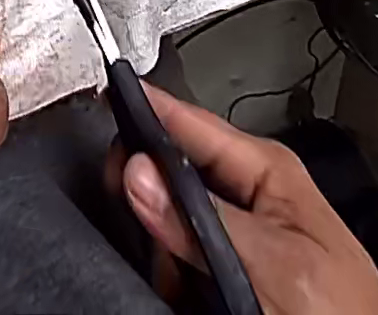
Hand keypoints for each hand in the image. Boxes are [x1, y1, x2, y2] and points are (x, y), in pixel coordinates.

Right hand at [122, 84, 377, 314]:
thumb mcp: (276, 268)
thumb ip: (203, 219)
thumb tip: (137, 172)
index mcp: (265, 166)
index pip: (184, 116)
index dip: (140, 105)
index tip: (102, 99)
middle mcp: (247, 182)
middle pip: (167, 157)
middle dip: (146, 187)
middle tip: (142, 221)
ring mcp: (236, 217)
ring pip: (165, 199)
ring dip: (157, 229)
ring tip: (175, 269)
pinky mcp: (228, 249)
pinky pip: (176, 234)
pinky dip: (167, 255)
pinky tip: (181, 279)